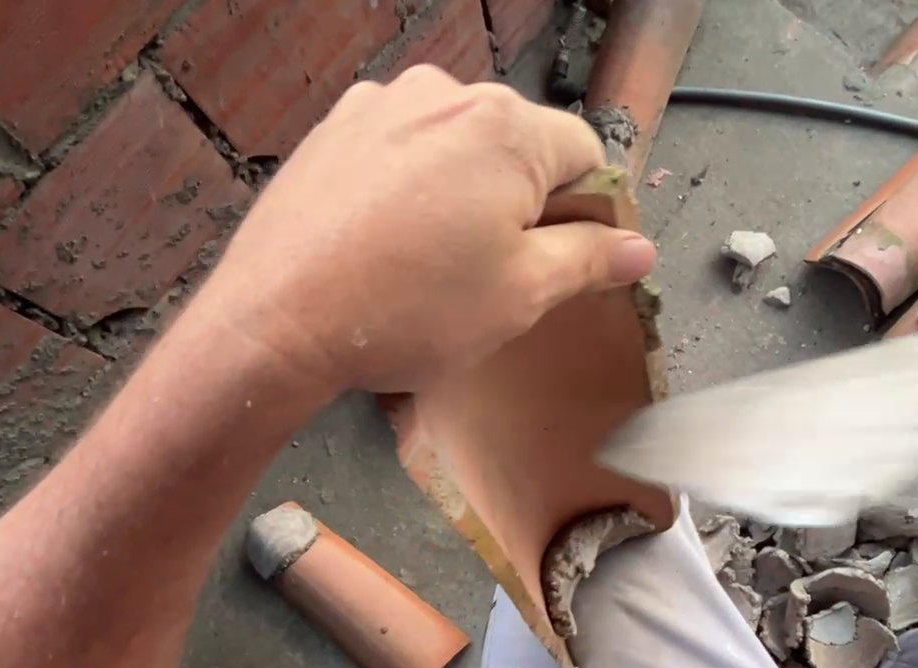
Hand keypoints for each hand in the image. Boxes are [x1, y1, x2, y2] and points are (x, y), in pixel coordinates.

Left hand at [195, 65, 658, 394]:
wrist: (280, 322)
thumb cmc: (408, 311)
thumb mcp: (521, 294)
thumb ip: (588, 261)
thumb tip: (638, 249)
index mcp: (504, 128)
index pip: (584, 154)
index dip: (589, 211)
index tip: (570, 258)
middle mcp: (444, 96)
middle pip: (518, 148)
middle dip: (524, 206)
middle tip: (498, 275)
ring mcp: (381, 106)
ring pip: (458, 152)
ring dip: (468, 200)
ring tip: (437, 267)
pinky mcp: (336, 131)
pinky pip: (404, 156)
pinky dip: (415, 193)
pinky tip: (394, 247)